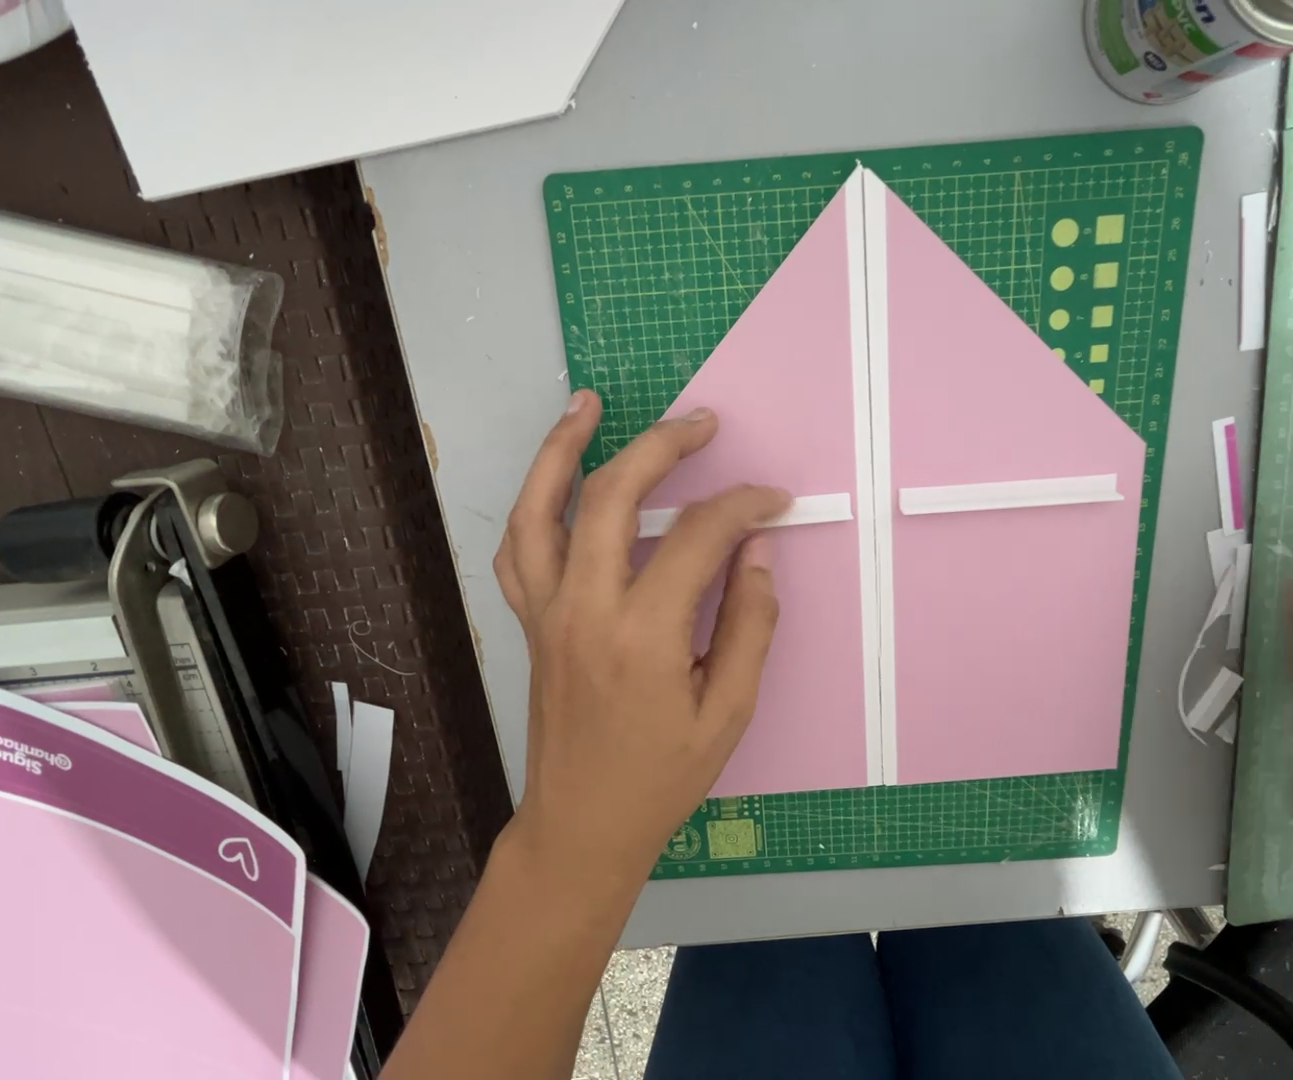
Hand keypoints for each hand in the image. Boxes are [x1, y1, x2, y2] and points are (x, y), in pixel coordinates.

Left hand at [493, 389, 789, 881]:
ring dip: (563, 449)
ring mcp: (546, 611)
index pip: (699, 538)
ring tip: (589, 404)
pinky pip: (518, 550)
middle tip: (700, 421)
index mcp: (644, 635)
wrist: (581, 824)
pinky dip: (533, 505)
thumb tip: (756, 550)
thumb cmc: (661, 778)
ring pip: (540, 509)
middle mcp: (585, 608)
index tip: (774, 501)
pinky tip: (553, 480)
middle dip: (661, 447)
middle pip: (613, 497)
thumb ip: (748, 624)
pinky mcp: (528, 621)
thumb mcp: (728, 711)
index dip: (743, 507)